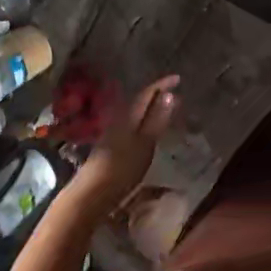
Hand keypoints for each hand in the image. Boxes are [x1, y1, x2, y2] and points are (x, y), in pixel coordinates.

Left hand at [70, 74, 180, 212]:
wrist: (92, 192)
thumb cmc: (121, 168)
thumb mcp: (144, 144)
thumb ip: (156, 120)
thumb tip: (170, 94)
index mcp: (127, 116)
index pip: (146, 94)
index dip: (162, 85)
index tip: (178, 78)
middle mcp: (119, 119)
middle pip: (140, 101)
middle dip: (157, 94)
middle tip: (176, 91)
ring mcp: (114, 132)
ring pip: (135, 112)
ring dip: (151, 107)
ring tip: (166, 107)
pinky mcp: (112, 145)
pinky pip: (132, 123)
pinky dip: (144, 120)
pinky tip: (149, 129)